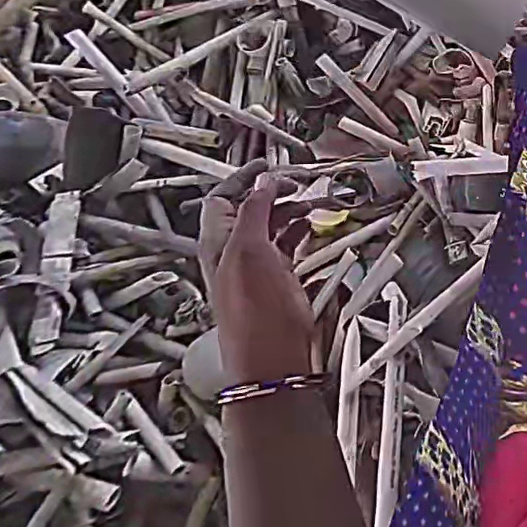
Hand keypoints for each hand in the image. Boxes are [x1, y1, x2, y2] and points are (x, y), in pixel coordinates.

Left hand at [199, 161, 314, 385]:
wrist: (273, 360)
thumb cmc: (254, 315)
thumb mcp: (249, 249)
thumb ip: (254, 210)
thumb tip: (261, 182)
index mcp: (218, 242)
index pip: (224, 197)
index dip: (243, 178)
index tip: (265, 165)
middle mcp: (235, 252)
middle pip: (250, 208)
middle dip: (272, 191)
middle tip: (294, 183)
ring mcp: (257, 266)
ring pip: (271, 224)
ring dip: (288, 210)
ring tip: (307, 204)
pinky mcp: (278, 278)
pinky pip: (287, 244)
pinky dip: (298, 231)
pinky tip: (308, 226)